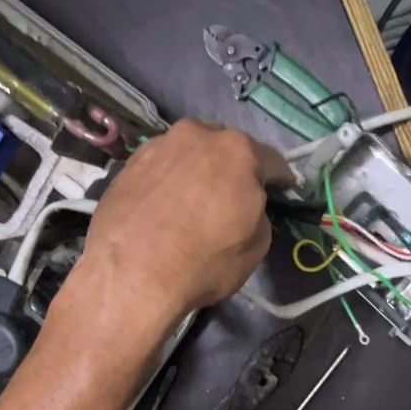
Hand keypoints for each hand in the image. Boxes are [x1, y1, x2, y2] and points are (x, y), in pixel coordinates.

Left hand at [70, 120, 290, 325]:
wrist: (132, 274)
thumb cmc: (204, 262)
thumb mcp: (255, 247)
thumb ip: (259, 216)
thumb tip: (248, 209)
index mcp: (238, 151)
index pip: (272, 161)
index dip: (280, 180)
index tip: (282, 193)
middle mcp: (198, 135)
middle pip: (226, 148)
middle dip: (233, 170)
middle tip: (231, 198)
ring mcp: (159, 145)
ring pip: (189, 153)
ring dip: (197, 171)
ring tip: (192, 202)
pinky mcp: (128, 164)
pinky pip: (160, 168)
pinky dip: (168, 181)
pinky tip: (163, 206)